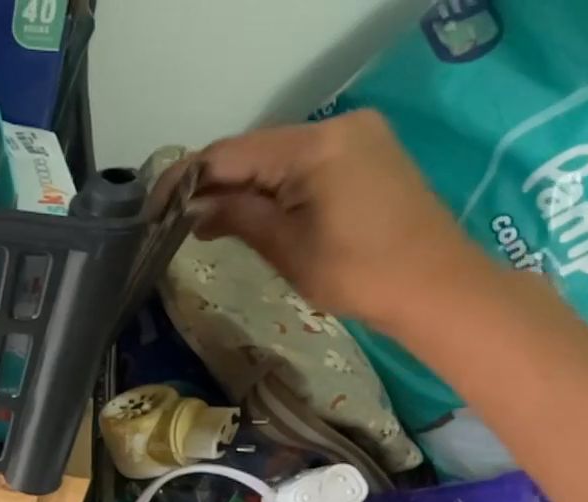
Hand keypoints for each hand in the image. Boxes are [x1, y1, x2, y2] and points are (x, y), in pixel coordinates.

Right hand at [178, 110, 496, 329]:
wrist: (436, 287)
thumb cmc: (357, 273)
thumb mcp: (284, 246)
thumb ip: (235, 216)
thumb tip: (193, 210)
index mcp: (314, 146)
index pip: (228, 154)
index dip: (184, 181)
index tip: (152, 212)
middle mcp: (335, 127)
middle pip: (251, 150)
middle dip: (210, 184)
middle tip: (174, 222)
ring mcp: (354, 137)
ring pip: (274, 157)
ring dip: (238, 187)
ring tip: (204, 223)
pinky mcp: (364, 154)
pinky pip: (301, 163)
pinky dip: (270, 186)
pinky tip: (246, 214)